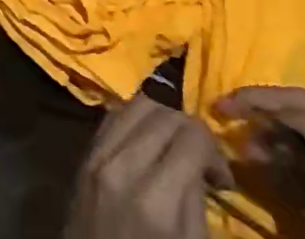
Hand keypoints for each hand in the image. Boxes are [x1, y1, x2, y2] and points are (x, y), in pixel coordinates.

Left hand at [66, 94, 233, 238]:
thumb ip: (195, 196)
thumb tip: (199, 160)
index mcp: (155, 200)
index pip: (193, 135)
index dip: (214, 150)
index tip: (220, 176)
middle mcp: (124, 166)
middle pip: (168, 114)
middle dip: (191, 130)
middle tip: (199, 160)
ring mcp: (98, 157)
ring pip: (141, 103)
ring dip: (164, 117)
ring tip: (173, 144)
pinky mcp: (84, 156)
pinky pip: (116, 114)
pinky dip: (137, 118)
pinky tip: (147, 140)